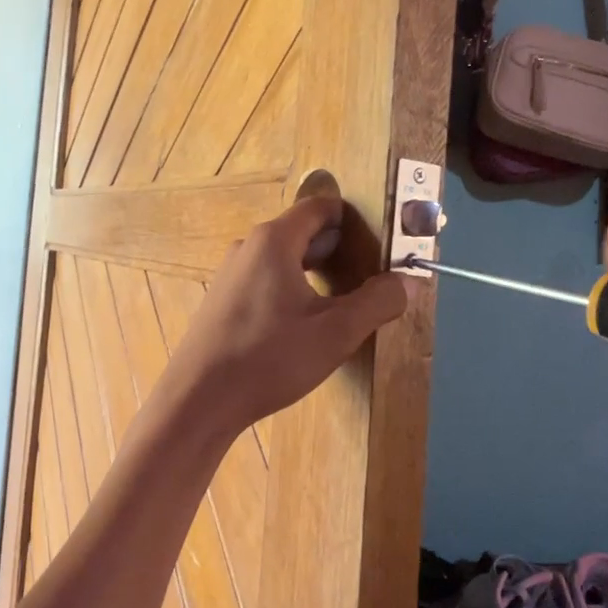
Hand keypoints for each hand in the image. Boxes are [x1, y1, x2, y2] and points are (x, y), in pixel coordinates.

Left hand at [158, 196, 409, 438]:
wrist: (199, 400)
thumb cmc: (269, 359)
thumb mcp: (336, 333)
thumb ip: (377, 302)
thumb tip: (408, 281)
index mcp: (274, 241)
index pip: (320, 207)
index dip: (354, 219)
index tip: (380, 243)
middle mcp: (248, 248)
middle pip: (302, 232)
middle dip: (338, 249)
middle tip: (369, 278)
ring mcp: (230, 275)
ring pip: (283, 260)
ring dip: (314, 273)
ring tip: (341, 304)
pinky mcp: (222, 301)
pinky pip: (265, 281)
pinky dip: (290, 290)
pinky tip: (302, 326)